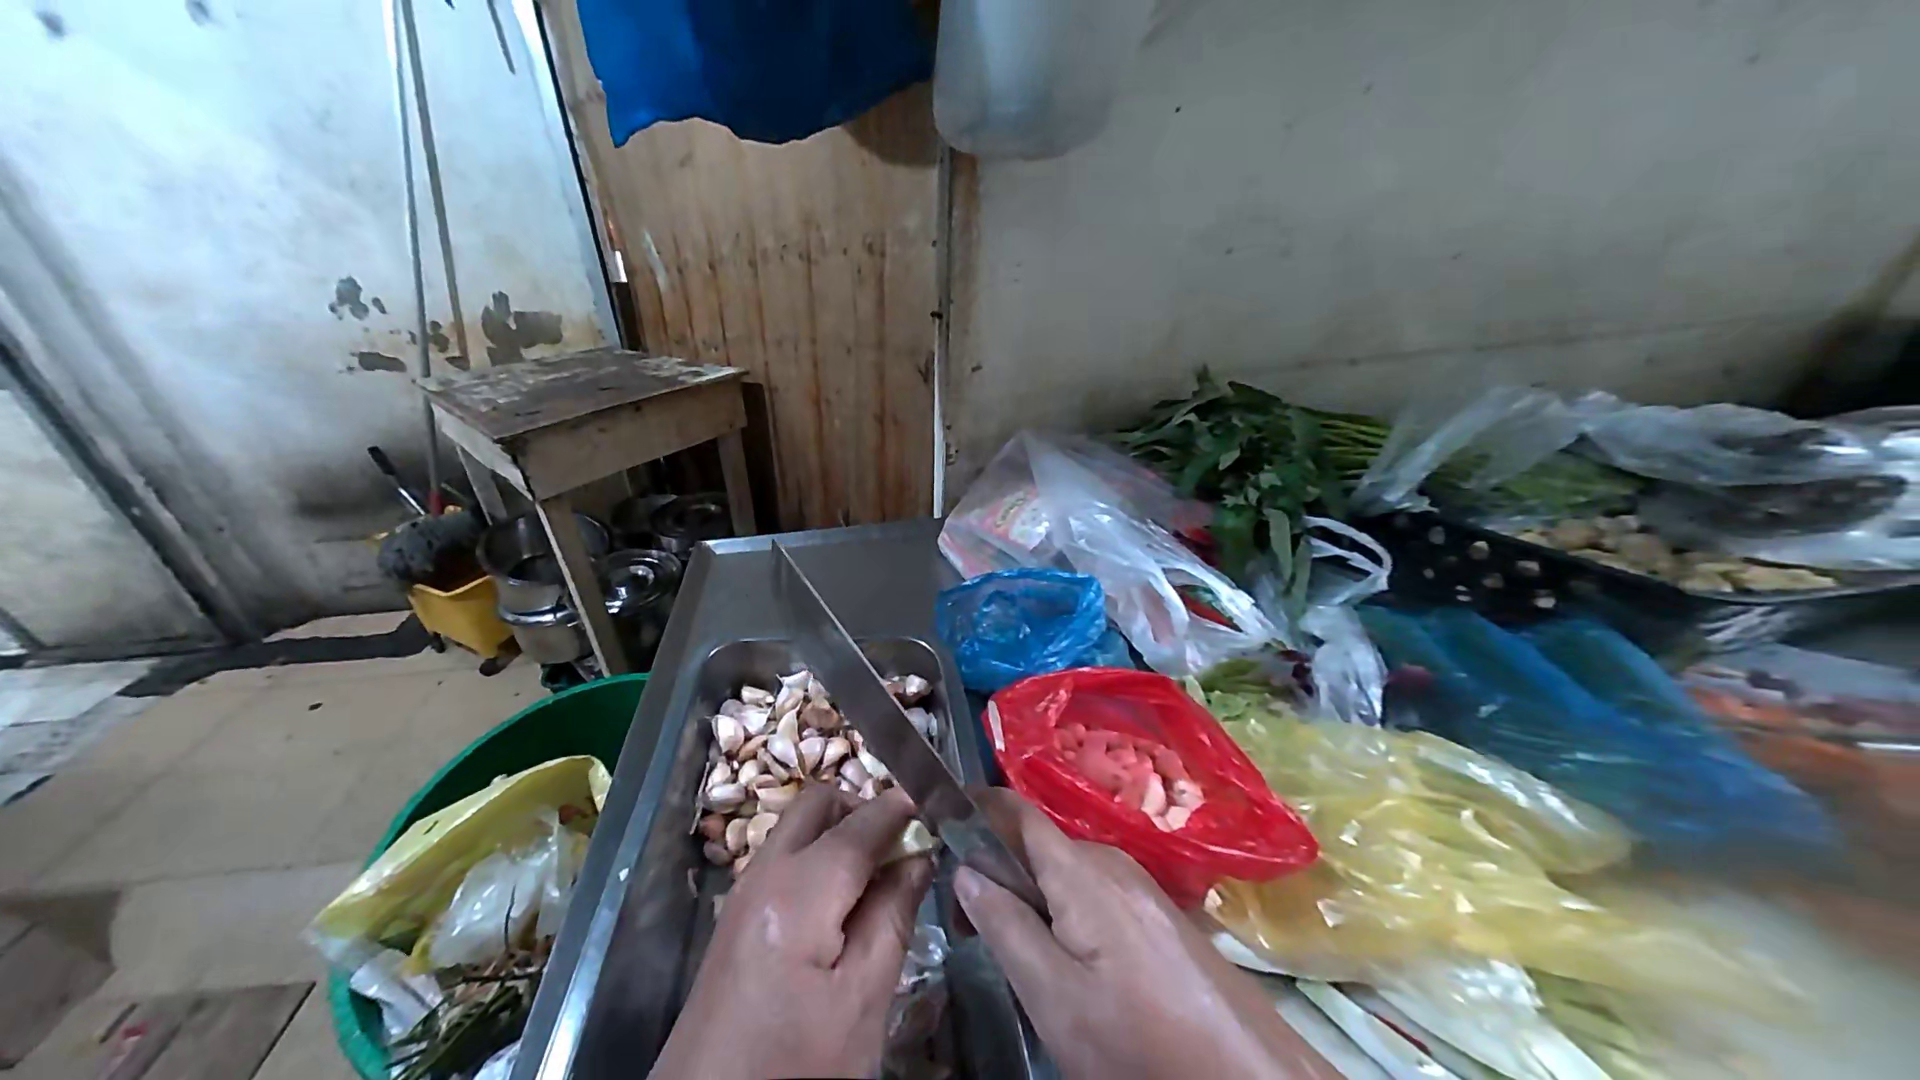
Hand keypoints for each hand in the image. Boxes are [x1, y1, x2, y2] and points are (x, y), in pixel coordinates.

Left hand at [650, 785, 933, 1079]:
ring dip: (841, 829)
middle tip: (901, 846)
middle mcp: (764, 874)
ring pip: (800, 825)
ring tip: (879, 874)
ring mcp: (745, 891)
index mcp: (798, 893)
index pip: (859, 824)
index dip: (900, 809)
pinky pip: (786, 854)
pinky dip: (820, 853)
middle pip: (818, 802)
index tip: (935, 808)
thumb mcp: (863, 1002)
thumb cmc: (797, 1066)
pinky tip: (844, 900)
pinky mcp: (738, 913)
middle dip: (863, 807)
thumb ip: (894, 916)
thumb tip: (919, 857)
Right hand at [955, 789, 1336, 1079]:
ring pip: (1064, 870)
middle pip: (1037, 843)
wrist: (1243, 1073)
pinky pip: (1093, 890)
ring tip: (1015, 945)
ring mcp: (1137, 884)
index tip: (940, 823)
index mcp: (1080, 869)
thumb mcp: (1052, 994)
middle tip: (971, 918)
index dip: (975, 805)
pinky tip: (1066, 958)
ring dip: (1030, 892)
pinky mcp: (1154, 910)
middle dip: (998, 867)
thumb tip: (964, 869)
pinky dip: (1063, 908)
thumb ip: (1004, 924)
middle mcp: (1110, 860)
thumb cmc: (1136, 1036)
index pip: (1015, 810)